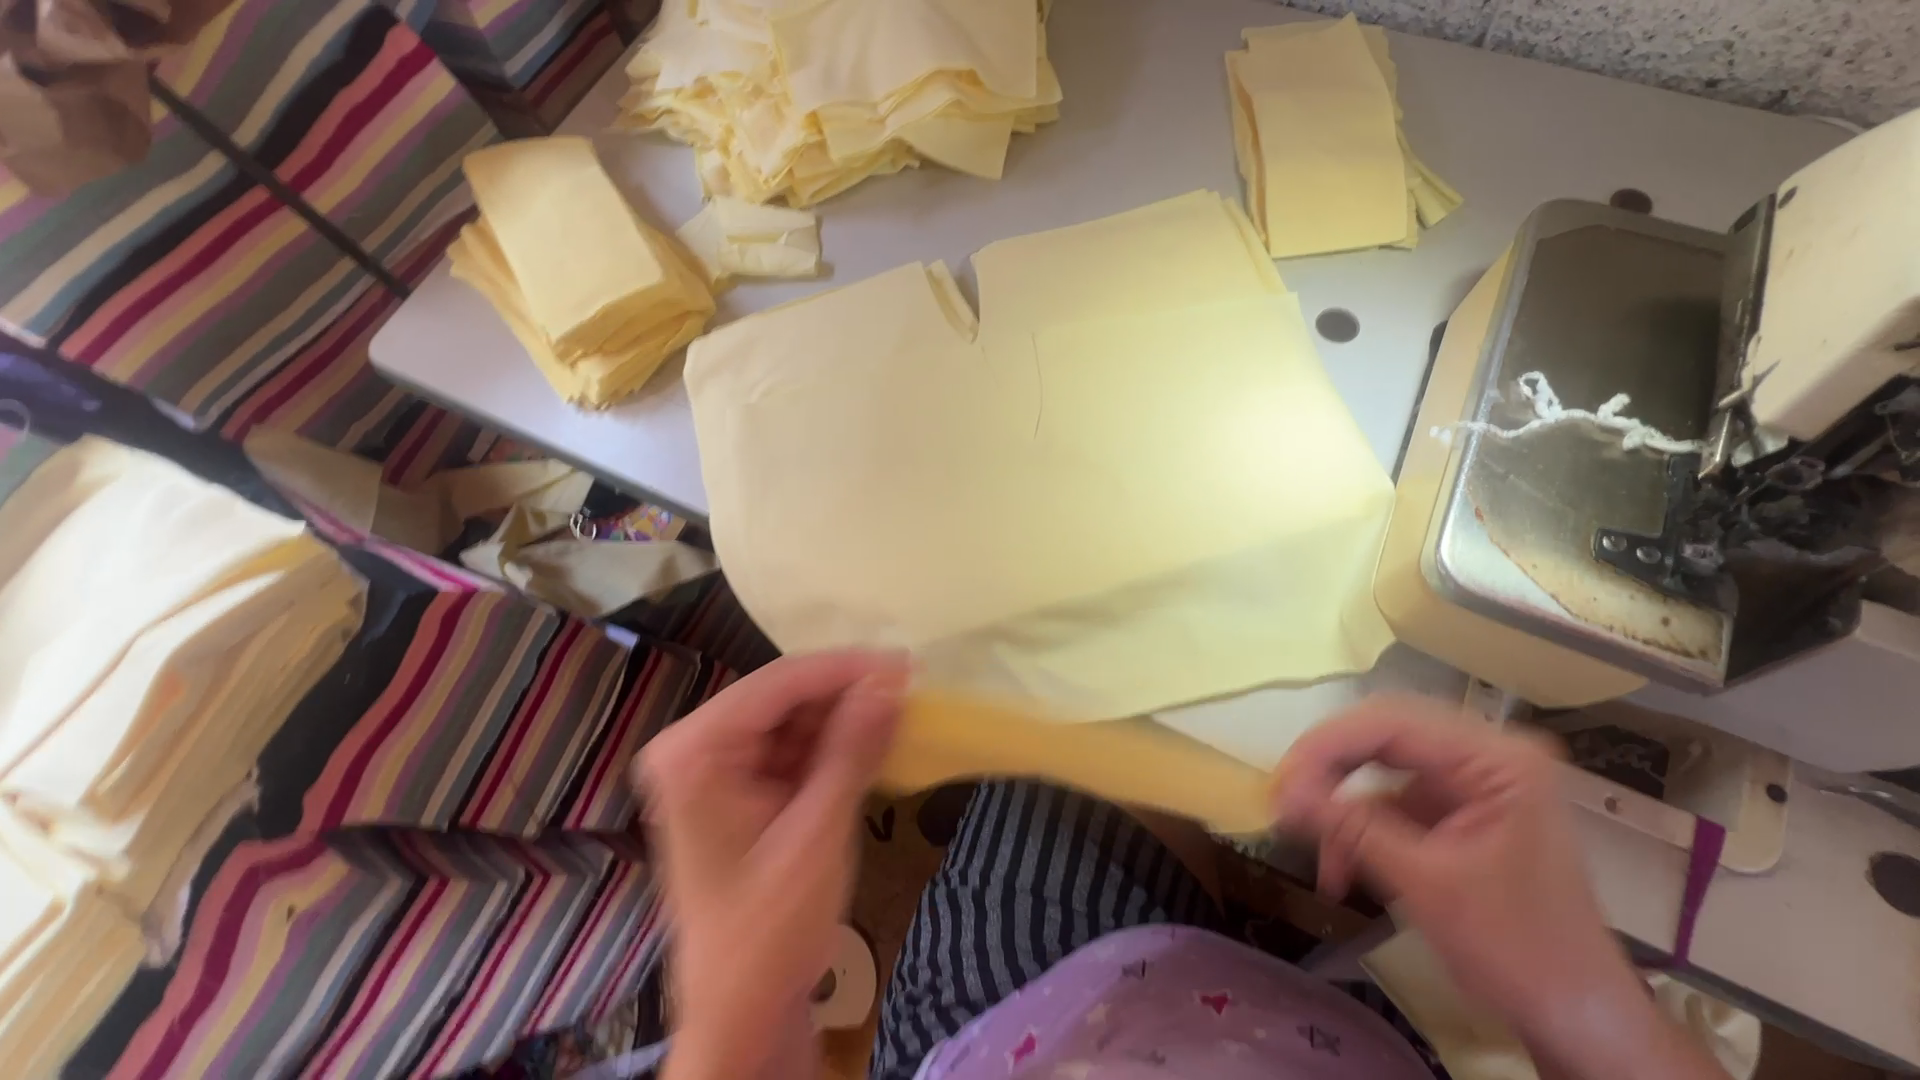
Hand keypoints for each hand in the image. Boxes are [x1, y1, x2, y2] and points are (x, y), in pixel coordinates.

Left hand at [633, 650, 907, 1079]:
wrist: (740, 1012)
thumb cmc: (770, 931)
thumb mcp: (818, 834)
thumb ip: (852, 750)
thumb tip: (890, 682)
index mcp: (694, 752)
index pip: (777, 684)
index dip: (846, 669)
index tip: (908, 664)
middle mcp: (692, 747)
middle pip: (780, 697)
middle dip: (845, 695)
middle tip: (911, 693)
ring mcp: (708, 767)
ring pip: (788, 720)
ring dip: (840, 720)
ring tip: (899, 717)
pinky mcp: (730, 788)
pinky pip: (786, 749)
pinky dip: (827, 748)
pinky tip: (868, 747)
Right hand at [1273, 697, 1724, 1079]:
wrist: (1579, 1018)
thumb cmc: (1518, 952)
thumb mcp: (1424, 885)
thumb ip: (1350, 827)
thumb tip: (1281, 792)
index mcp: (1498, 760)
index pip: (1391, 724)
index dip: (1326, 747)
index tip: (1279, 783)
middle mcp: (1487, 756)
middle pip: (1382, 737)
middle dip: (1329, 774)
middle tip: (1285, 804)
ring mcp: (1473, 783)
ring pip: (1379, 769)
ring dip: (1342, 812)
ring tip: (1319, 857)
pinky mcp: (1459, 810)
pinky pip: (1390, 802)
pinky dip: (1361, 832)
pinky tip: (1342, 870)